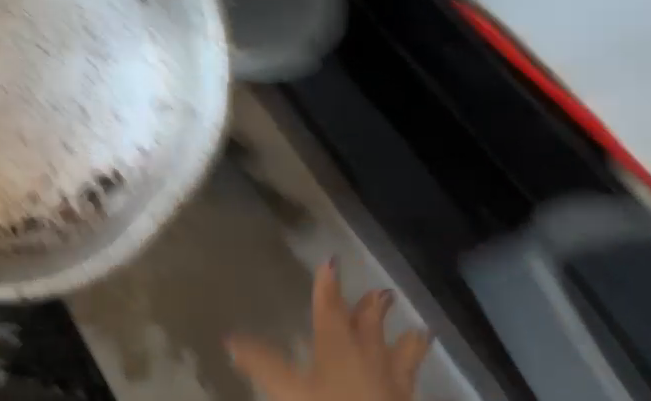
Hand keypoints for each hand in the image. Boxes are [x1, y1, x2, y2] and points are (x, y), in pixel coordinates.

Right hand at [227, 262, 432, 400]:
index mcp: (337, 345)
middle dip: (372, 307)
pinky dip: (415, 367)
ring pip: (401, 352)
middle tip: (382, 291)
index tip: (332, 261)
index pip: (330, 308)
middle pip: (370, 325)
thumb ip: (263, 363)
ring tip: (421, 328)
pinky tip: (417, 370)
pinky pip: (412, 378)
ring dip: (407, 338)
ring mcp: (393, 381)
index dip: (328, 285)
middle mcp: (368, 356)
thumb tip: (229, 338)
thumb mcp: (290, 390)